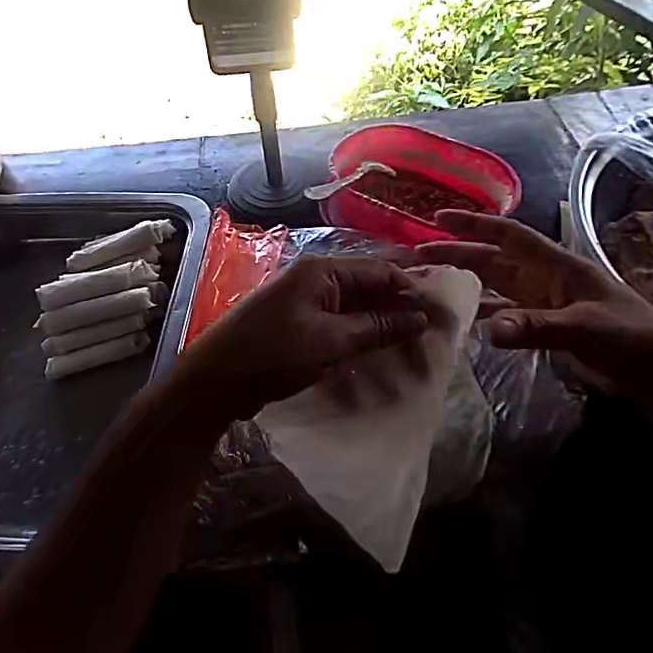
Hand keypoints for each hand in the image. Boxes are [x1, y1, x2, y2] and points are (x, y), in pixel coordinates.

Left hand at [175, 255, 435, 411]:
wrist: (212, 382)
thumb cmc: (272, 354)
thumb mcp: (331, 341)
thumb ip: (377, 327)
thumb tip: (419, 317)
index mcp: (323, 270)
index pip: (381, 270)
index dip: (412, 290)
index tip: (439, 314)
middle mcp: (316, 278)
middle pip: (370, 286)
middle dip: (399, 308)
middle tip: (430, 332)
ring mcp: (306, 301)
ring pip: (356, 306)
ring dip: (382, 323)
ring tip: (411, 345)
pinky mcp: (300, 324)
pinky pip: (340, 322)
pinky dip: (360, 334)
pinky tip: (378, 351)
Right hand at [414, 210, 652, 400]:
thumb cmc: (633, 338)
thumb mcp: (587, 329)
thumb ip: (538, 327)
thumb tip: (490, 329)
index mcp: (559, 265)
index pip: (510, 236)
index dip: (475, 225)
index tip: (439, 218)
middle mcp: (548, 278)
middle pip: (497, 259)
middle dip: (460, 253)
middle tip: (418, 255)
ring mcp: (548, 303)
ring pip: (500, 285)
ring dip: (469, 281)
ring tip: (433, 282)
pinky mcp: (550, 327)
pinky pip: (510, 314)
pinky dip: (487, 313)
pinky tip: (466, 318)